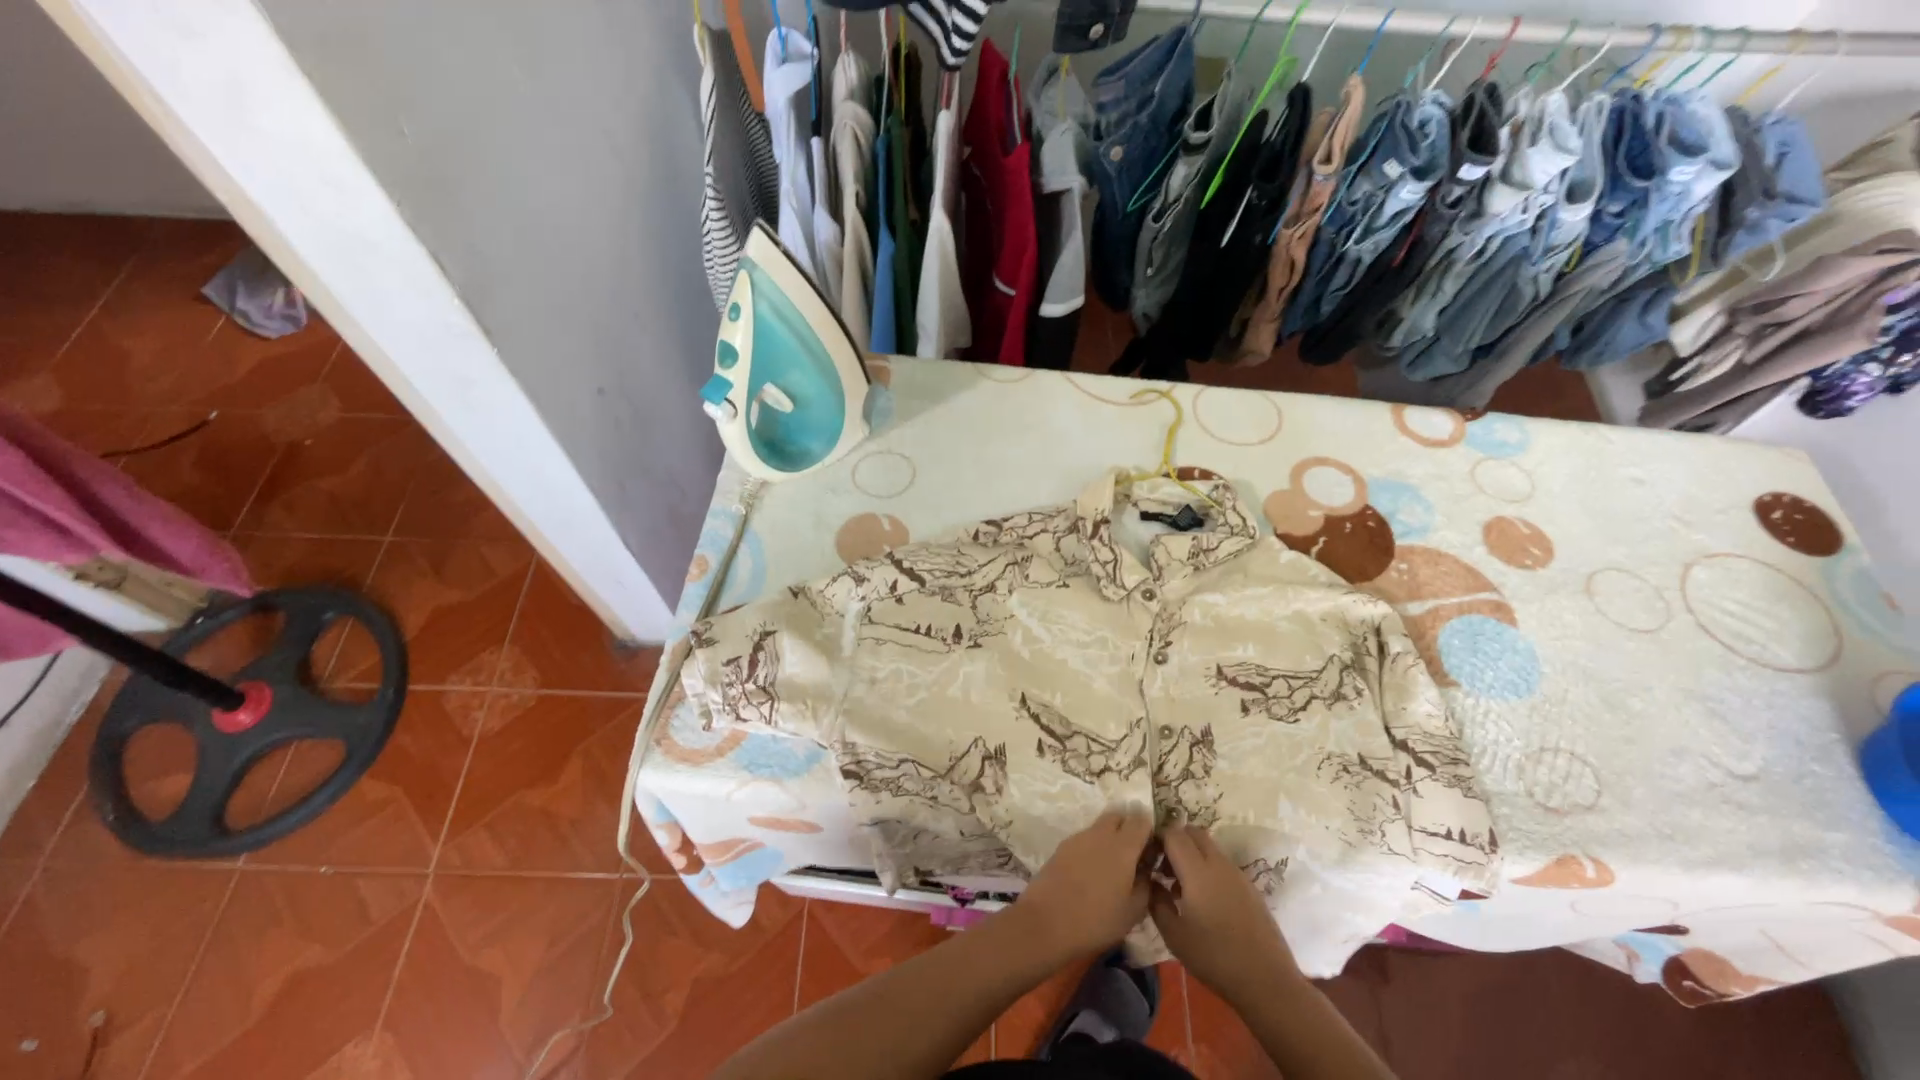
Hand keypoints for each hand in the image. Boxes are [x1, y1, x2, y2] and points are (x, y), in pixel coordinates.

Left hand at [1015, 806, 1154, 958]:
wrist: (1045, 923)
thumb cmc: (1096, 920)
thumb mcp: (1133, 911)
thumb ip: (1146, 884)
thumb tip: (1146, 869)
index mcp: (1123, 846)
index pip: (1141, 819)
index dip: (1149, 830)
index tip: (1151, 850)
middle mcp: (1100, 834)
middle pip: (1118, 815)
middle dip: (1128, 828)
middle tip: (1132, 855)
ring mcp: (1077, 839)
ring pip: (1099, 827)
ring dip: (1109, 838)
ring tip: (1110, 868)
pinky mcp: (1060, 848)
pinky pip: (1084, 839)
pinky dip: (1092, 848)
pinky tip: (1089, 873)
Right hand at [1149, 825, 1303, 1005]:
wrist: (1266, 980)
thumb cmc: (1214, 957)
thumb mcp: (1174, 935)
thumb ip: (1156, 902)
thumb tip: (1151, 883)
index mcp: (1198, 871)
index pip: (1174, 834)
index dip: (1157, 839)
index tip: (1148, 859)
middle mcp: (1220, 865)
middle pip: (1195, 833)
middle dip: (1175, 842)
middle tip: (1164, 869)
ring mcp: (1238, 875)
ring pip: (1210, 849)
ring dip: (1192, 856)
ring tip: (1181, 890)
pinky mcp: (1250, 888)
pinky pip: (1223, 866)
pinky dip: (1208, 870)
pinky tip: (1205, 903)